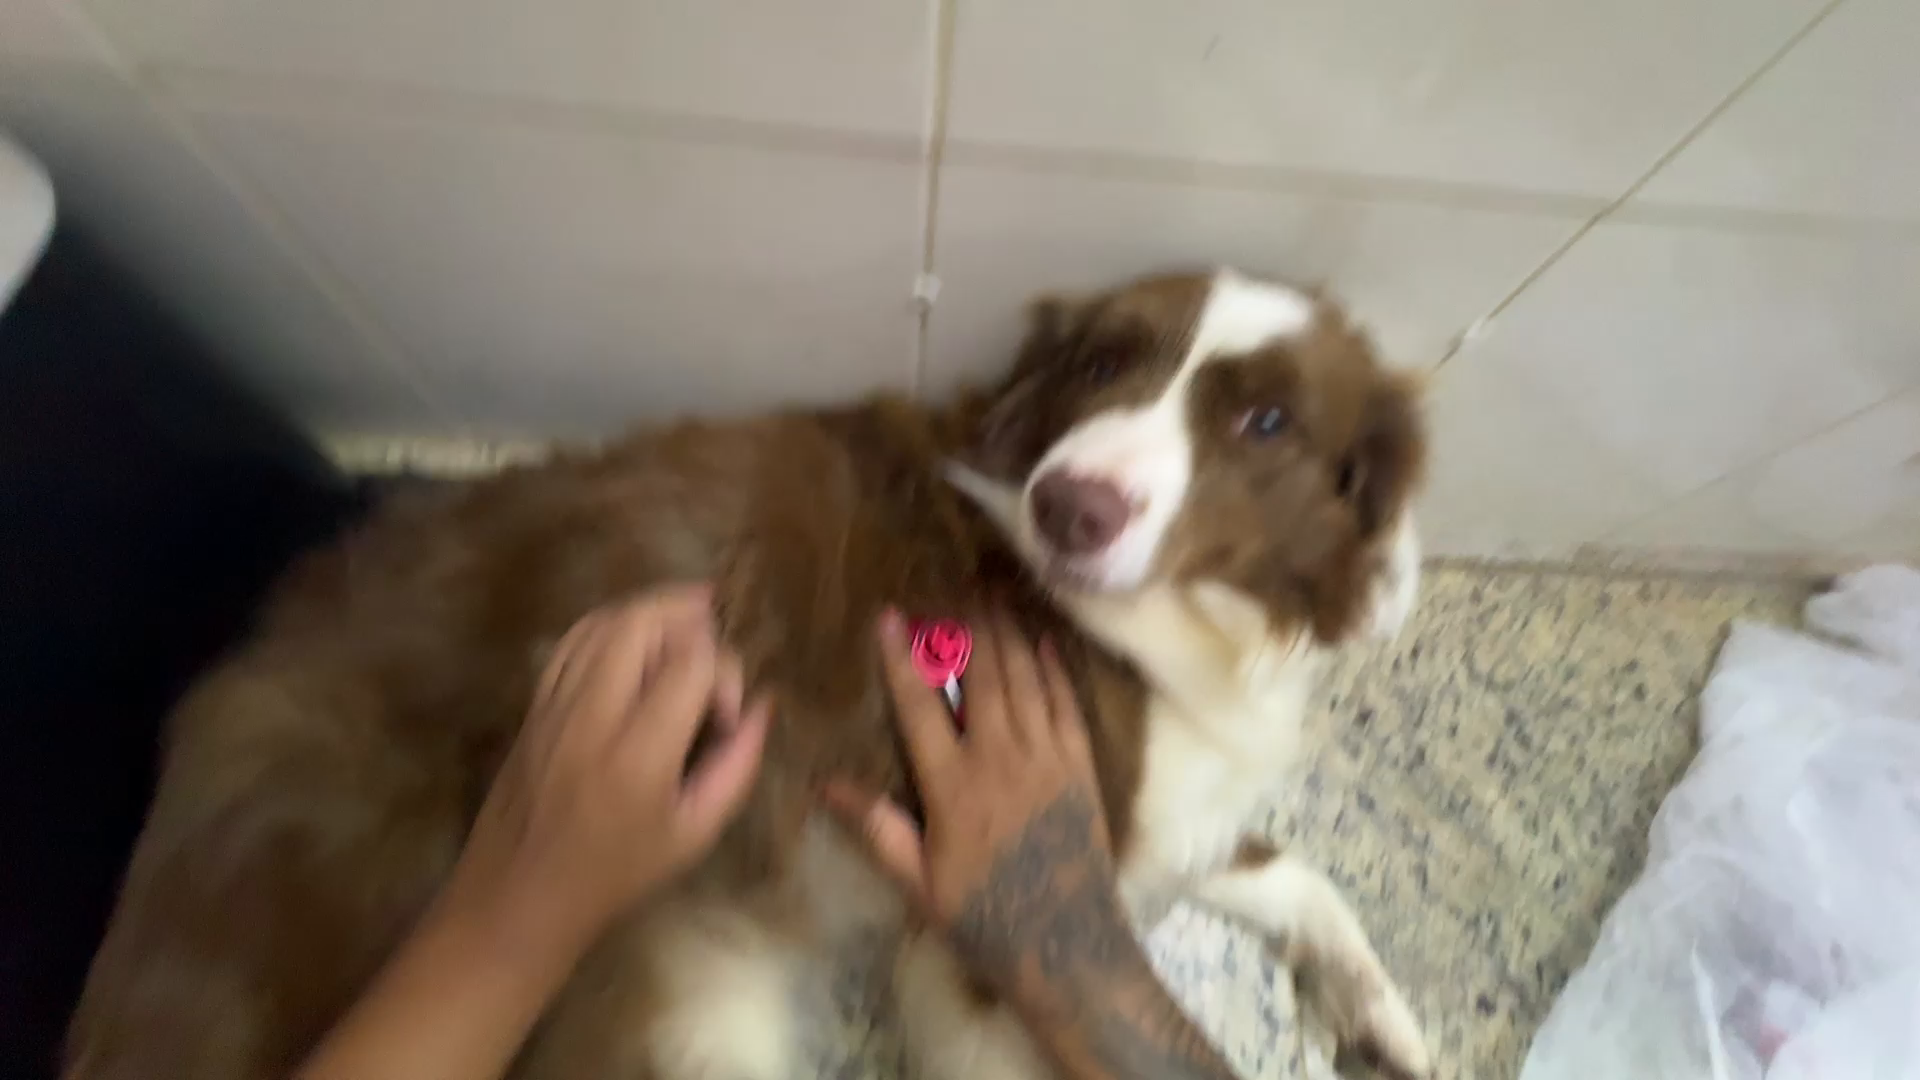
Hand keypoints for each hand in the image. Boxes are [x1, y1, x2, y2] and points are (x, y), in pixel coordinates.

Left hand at [450, 585, 770, 950]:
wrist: (512, 902)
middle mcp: (591, 717)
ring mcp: (554, 704)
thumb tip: (763, 705)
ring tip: (691, 623)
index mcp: (637, 756)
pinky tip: (642, 638)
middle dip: (692, 614)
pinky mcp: (535, 703)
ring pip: (606, 619)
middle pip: (642, 622)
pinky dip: (616, 623)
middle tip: (721, 636)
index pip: (690, 664)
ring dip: (656, 611)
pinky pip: (575, 638)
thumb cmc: (615, 875)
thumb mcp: (696, 833)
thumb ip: (739, 764)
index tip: (729, 712)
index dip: (725, 668)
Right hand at [825, 610, 1124, 1008]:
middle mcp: (999, 756)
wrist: (1067, 944)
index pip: (919, 707)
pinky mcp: (1080, 763)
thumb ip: (876, 828)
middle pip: (981, 675)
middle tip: (957, 587)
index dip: (901, 658)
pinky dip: (1055, 668)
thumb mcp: (918, 883)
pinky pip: (1066, 704)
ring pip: (1024, 679)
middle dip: (966, 627)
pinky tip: (1046, 641)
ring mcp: (1045, 755)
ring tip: (996, 597)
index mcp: (952, 785)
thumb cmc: (985, 916)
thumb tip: (825, 785)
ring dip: (1008, 634)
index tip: (888, 617)